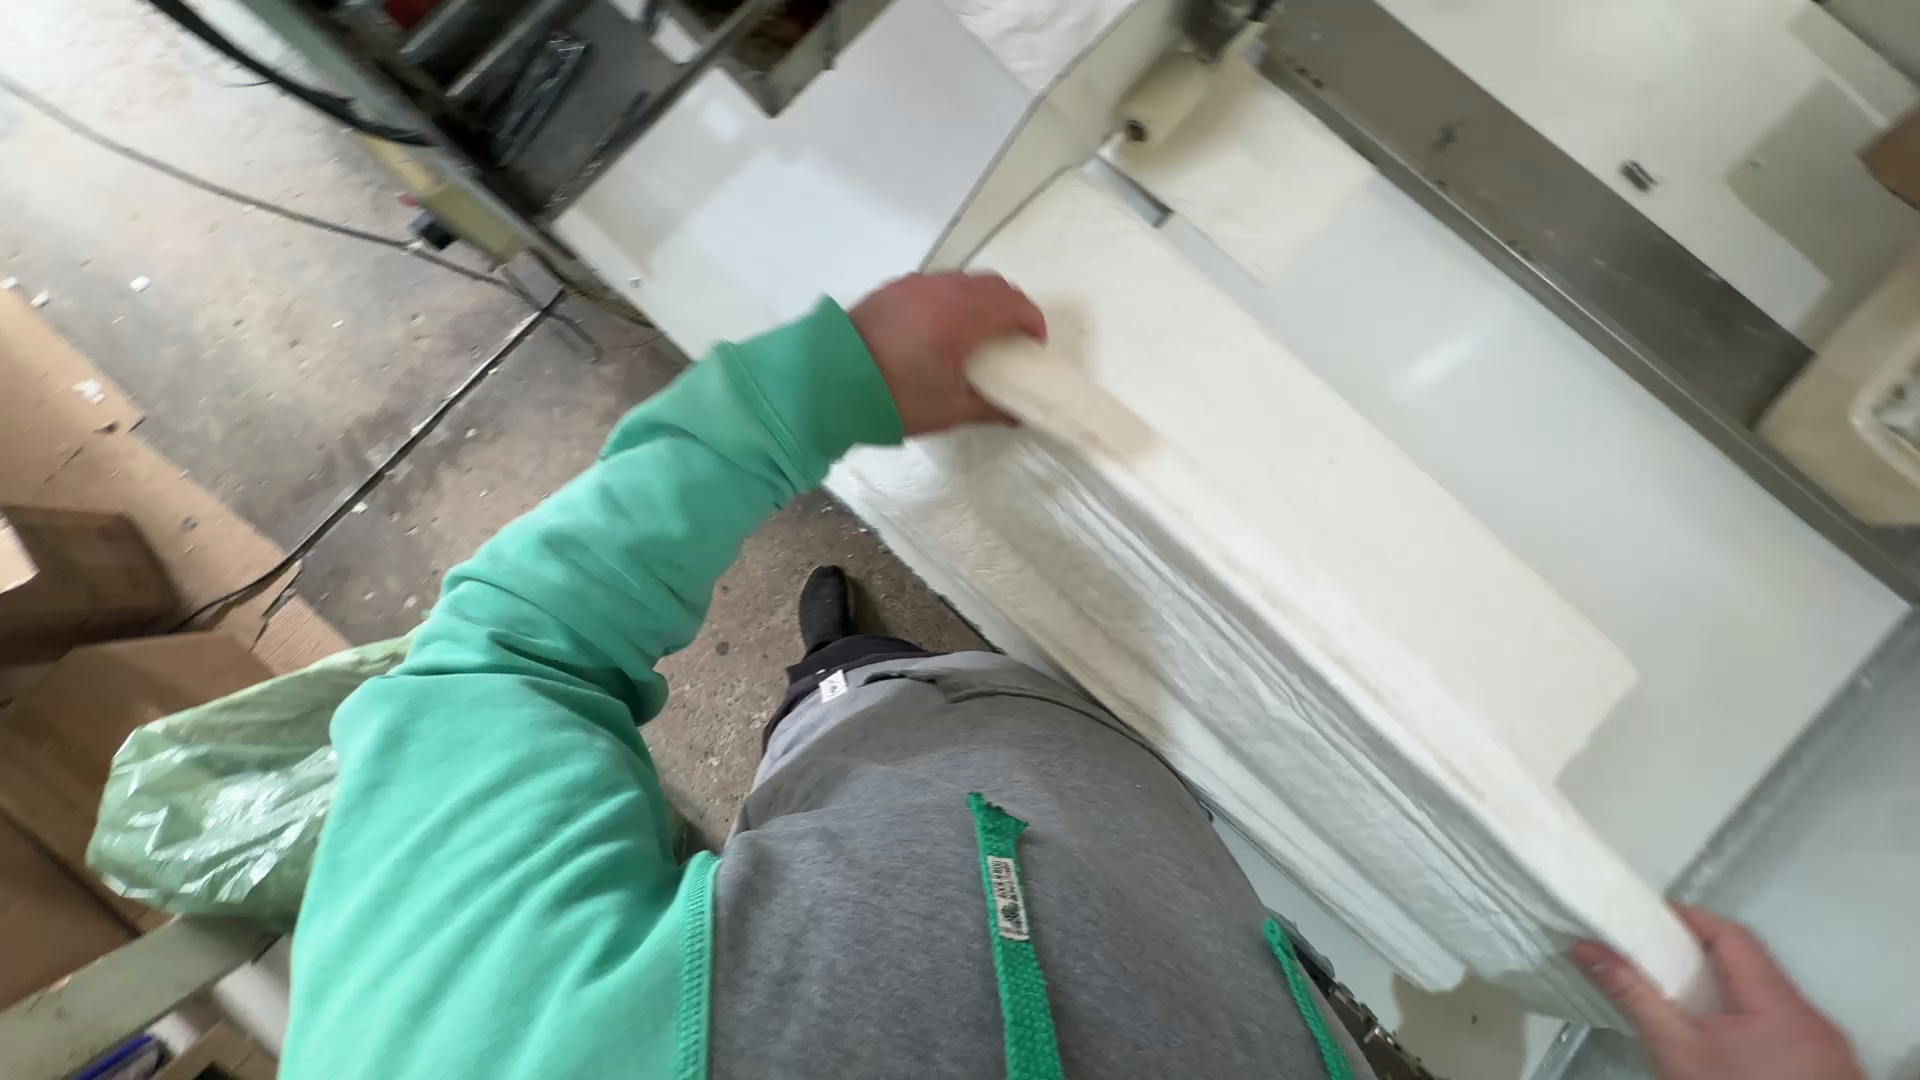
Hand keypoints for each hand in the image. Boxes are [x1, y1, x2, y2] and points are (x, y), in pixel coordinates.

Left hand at [848, 272, 1046, 435]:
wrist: (826, 381)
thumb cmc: (894, 397)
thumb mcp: (946, 410)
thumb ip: (988, 408)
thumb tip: (1017, 415)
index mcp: (962, 315)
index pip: (1014, 304)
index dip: (1032, 322)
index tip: (1033, 346)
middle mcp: (942, 289)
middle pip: (992, 285)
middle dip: (1011, 307)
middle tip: (1012, 338)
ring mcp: (915, 284)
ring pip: (963, 281)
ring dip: (981, 301)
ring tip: (979, 333)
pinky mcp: (892, 288)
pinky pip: (937, 285)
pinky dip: (954, 299)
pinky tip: (943, 328)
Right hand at [1571, 907, 1862, 1079]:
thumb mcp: (1673, 1048)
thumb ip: (1631, 992)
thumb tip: (1583, 947)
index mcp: (1783, 1008)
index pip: (1733, 937)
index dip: (1687, 917)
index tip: (1643, 917)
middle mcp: (1814, 1020)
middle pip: (1750, 962)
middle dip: (1694, 950)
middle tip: (1647, 948)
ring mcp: (1826, 1046)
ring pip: (1763, 990)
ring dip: (1716, 980)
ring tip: (1671, 985)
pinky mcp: (1825, 1067)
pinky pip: (1778, 1018)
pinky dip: (1738, 1008)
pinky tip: (1709, 1024)